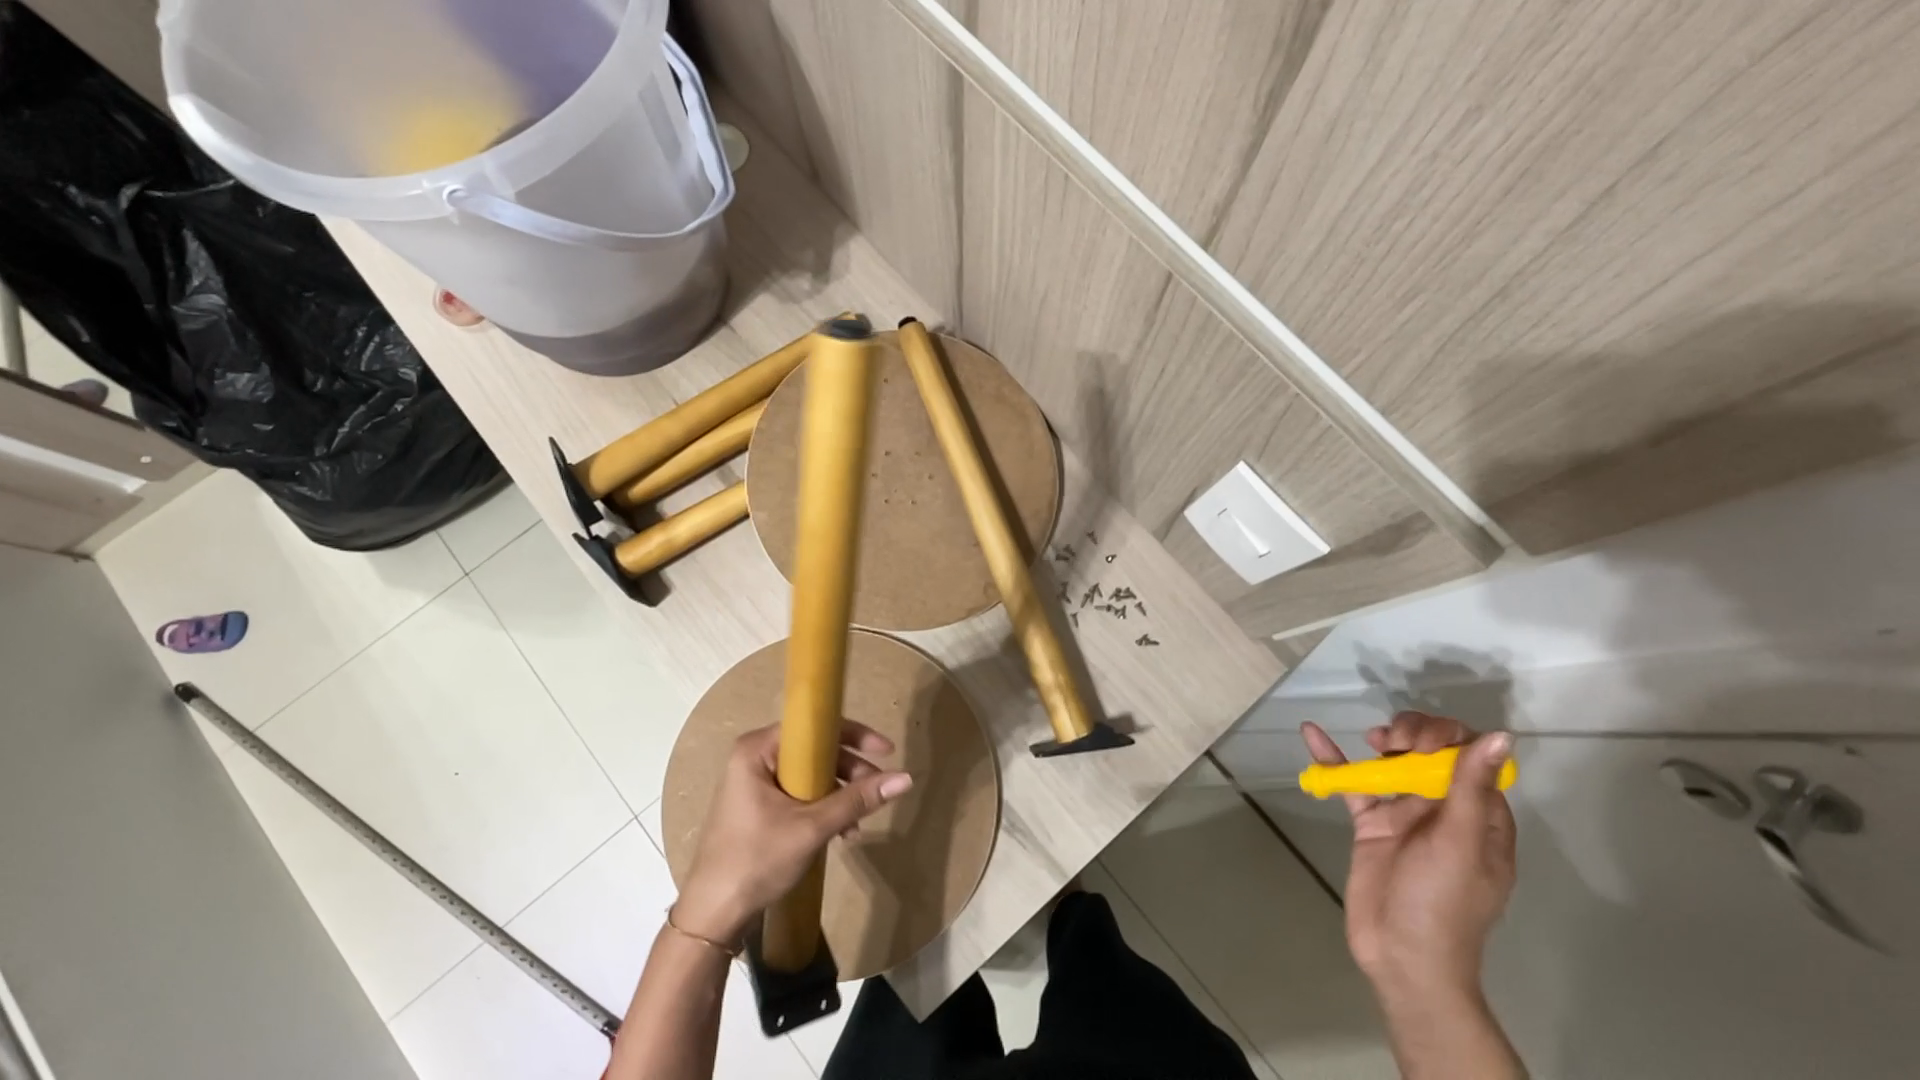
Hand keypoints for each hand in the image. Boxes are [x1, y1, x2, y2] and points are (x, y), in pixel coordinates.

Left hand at [674, 721, 912, 945]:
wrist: (713, 913)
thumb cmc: (757, 860)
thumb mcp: (812, 828)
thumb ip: (857, 800)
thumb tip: (906, 778)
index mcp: (756, 750)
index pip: (813, 727)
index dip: (853, 735)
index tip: (886, 750)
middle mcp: (753, 758)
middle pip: (813, 750)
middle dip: (850, 770)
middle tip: (878, 790)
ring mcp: (754, 784)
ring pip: (810, 774)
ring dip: (840, 793)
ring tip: (860, 821)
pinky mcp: (758, 808)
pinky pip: (799, 794)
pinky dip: (823, 808)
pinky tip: (842, 832)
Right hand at [1301, 712, 1515, 1000]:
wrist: (1402, 957)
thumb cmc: (1443, 903)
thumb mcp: (1461, 844)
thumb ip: (1471, 788)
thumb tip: (1500, 735)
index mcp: (1478, 814)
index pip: (1471, 758)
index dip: (1449, 738)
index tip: (1422, 744)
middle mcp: (1444, 809)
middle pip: (1432, 753)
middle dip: (1416, 734)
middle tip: (1393, 743)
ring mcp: (1406, 816)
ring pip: (1396, 763)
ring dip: (1385, 740)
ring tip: (1373, 740)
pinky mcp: (1371, 826)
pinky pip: (1354, 784)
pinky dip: (1335, 761)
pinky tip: (1312, 735)